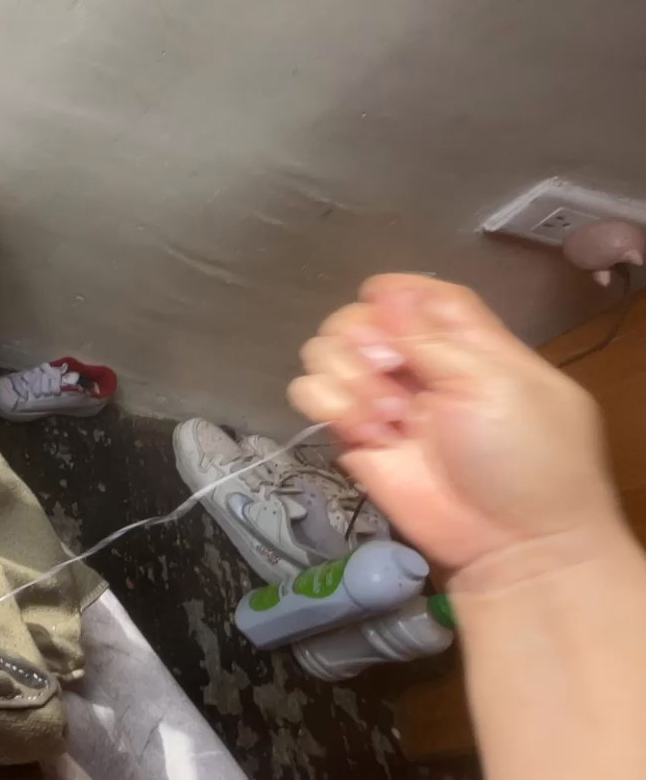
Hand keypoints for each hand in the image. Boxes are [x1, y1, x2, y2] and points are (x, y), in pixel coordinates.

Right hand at [288, 274, 624, 589]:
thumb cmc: (527, 461)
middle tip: (388, 370)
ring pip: (321, 353)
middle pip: (354, 319)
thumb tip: (384, 290)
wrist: (509, 541)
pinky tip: (366, 434)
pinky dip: (329, 408)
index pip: (419, 296)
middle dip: (359, 341)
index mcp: (465, 348)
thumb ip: (436, 338)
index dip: (394, 292)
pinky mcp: (345, 427)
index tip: (380, 302)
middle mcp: (414, 365)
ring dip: (347, 380)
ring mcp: (375, 396)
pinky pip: (306, 392)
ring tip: (386, 418)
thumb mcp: (498, 388)